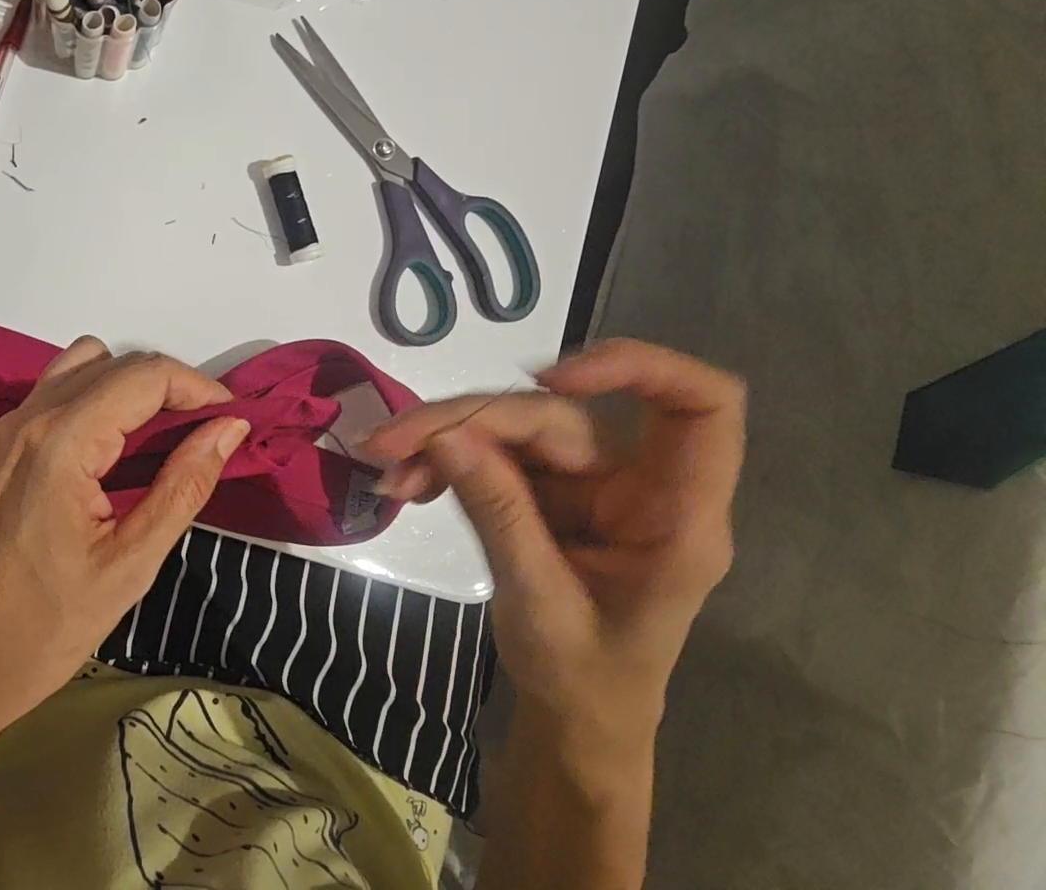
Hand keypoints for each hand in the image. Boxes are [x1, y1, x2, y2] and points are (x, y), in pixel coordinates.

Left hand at [0, 338, 250, 766]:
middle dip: (171, 387)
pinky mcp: (2, 447)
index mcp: (61, 442)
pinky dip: (99, 400)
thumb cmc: (46, 627)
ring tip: (166, 438)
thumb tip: (230, 429)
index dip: (198, 387)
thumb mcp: (131, 563)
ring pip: (83, 367)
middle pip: (116, 363)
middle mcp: (30, 417)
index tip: (235, 418)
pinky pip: (58, 393)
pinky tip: (119, 450)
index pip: (144, 376)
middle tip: (210, 433)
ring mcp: (9, 428)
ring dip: (131, 387)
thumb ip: (183, 485)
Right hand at [363, 339, 744, 740]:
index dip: (636, 370)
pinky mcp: (549, 492)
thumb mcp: (539, 601)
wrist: (575, 717)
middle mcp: (637, 485)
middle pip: (560, 418)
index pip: (700, 408)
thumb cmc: (583, 676)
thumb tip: (444, 436)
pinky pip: (494, 457)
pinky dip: (446, 464)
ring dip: (443, 443)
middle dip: (472, 421)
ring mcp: (589, 485)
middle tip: (389, 443)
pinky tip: (408, 485)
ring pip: (515, 432)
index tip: (550, 380)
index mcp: (677, 515)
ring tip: (388, 473)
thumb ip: (499, 514)